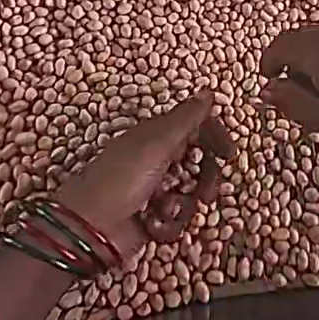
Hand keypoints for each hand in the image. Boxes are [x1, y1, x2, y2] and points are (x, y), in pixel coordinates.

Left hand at [55, 92, 226, 258]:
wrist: (90, 229)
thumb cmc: (122, 178)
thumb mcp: (157, 143)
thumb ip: (186, 118)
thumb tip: (209, 91)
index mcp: (156, 136)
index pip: (194, 128)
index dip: (213, 138)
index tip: (228, 154)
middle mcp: (157, 160)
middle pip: (198, 165)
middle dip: (204, 180)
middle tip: (205, 193)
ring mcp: (154, 191)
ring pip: (190, 196)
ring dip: (181, 206)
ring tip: (165, 210)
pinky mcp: (153, 219)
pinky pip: (177, 221)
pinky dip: (167, 225)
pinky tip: (151, 225)